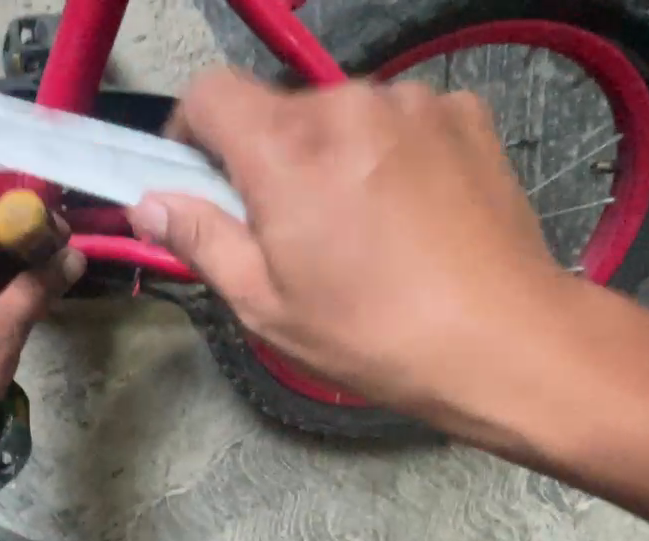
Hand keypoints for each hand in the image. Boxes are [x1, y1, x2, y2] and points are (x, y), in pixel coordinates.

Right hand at [129, 70, 585, 439]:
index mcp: (286, 150)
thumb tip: (148, 203)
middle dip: (265, 159)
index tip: (198, 178)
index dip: (190, 131)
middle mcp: (348, 103)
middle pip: (278, 109)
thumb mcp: (263, 303)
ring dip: (327, 157)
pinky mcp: (464, 113)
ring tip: (354, 229)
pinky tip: (404, 213)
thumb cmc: (367, 333)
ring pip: (339, 116)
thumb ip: (201, 240)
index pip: (210, 93)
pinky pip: (397, 120)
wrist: (500, 338)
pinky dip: (383, 153)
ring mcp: (414, 101)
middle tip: (284, 232)